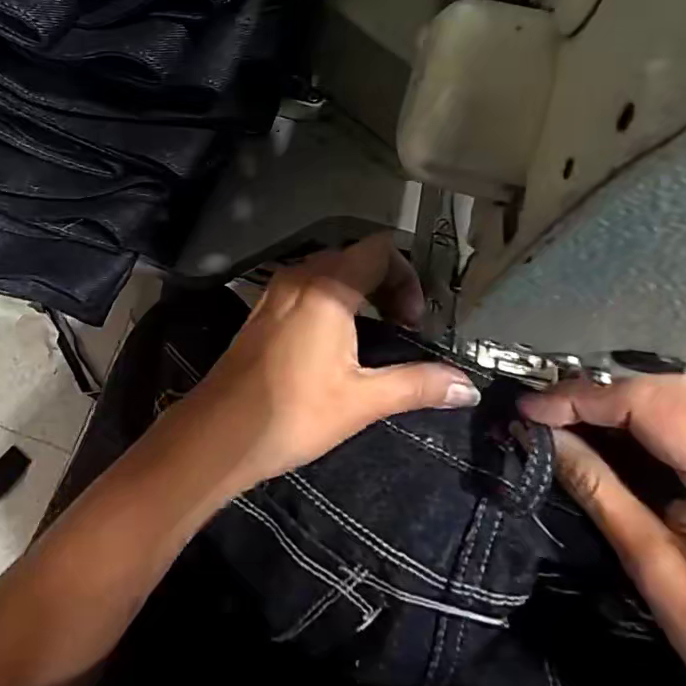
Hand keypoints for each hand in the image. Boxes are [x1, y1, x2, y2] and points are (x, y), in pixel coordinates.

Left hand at [170, 232, 481, 492]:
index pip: (381, 249)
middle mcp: (301, 276)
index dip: (408, 276)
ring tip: (376, 333)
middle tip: (403, 326)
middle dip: (388, 283)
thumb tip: (469, 387)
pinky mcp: (263, 308)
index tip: (413, 321)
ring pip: (331, 269)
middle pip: (357, 255)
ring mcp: (277, 290)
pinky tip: (338, 341)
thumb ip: (417, 385)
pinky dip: (334, 299)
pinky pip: (309, 285)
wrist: (216, 435)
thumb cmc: (292, 413)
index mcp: (328, 287)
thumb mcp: (362, 401)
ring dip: (361, 290)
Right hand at [519, 376, 685, 685]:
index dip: (583, 399)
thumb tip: (551, 441)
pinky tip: (633, 436)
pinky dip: (664, 418)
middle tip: (551, 413)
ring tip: (581, 420)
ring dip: (632, 401)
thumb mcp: (660, 574)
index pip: (652, 405)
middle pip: (673, 390)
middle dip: (604, 395)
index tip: (535, 408)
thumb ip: (601, 493)